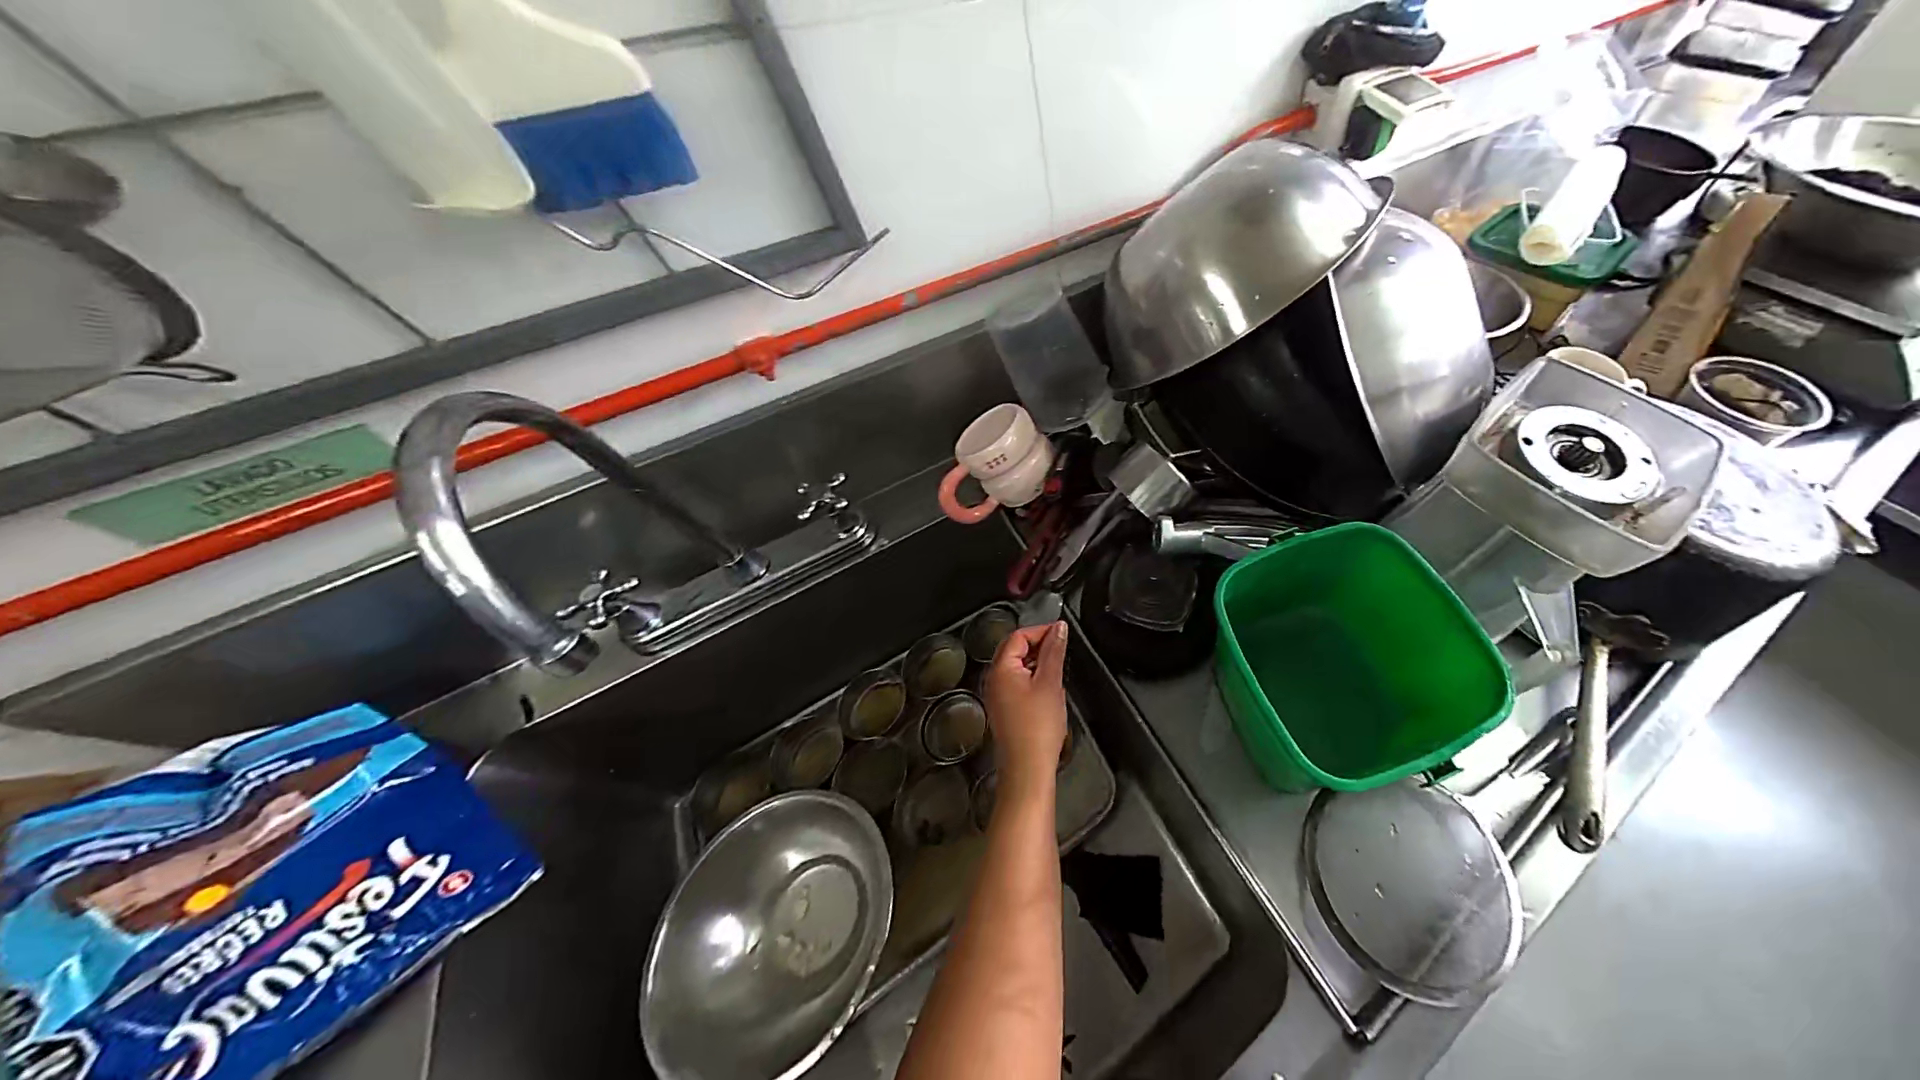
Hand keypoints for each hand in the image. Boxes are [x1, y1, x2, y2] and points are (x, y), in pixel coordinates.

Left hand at [981, 621, 1069, 786]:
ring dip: (1038, 664)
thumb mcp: (1051, 683)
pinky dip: (1034, 680)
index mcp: (1000, 669)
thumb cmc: (1037, 729)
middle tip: (1062, 649)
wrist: (1028, 768)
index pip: (1017, 636)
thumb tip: (1058, 629)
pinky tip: (1050, 691)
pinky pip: (1018, 684)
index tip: (1061, 632)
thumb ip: (1054, 651)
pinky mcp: (1005, 709)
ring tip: (1058, 672)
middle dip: (1039, 646)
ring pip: (1018, 667)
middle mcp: (993, 679)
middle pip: (1015, 649)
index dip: (1040, 630)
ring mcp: (998, 695)